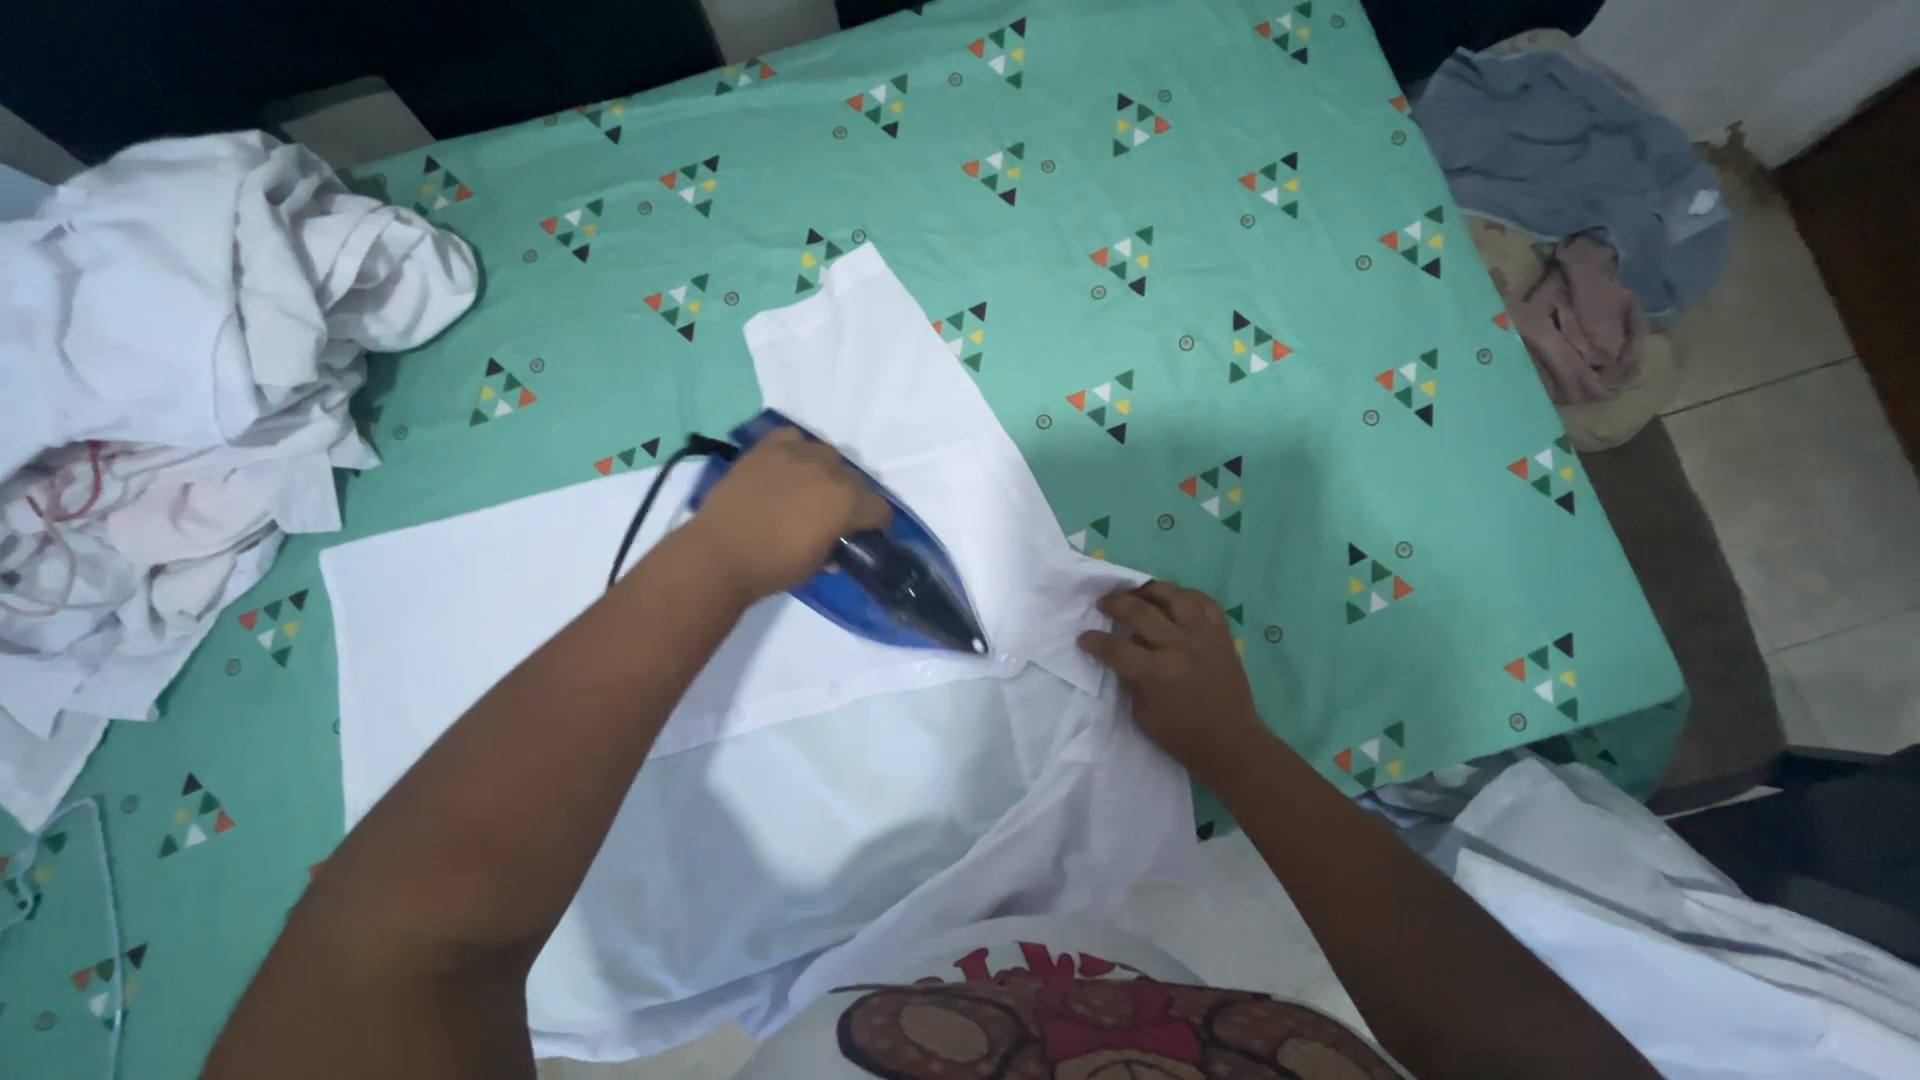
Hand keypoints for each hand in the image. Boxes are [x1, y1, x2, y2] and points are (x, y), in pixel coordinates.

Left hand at [683, 427, 890, 601]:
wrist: (719, 553)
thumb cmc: (773, 566)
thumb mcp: (815, 565)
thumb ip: (833, 547)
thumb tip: (834, 543)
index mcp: (847, 501)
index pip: (878, 507)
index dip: (873, 523)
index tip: (862, 533)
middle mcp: (828, 470)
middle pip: (854, 479)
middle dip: (849, 497)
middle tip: (831, 515)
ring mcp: (796, 454)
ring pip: (826, 454)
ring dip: (824, 471)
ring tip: (807, 489)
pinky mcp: (766, 448)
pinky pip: (792, 438)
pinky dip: (794, 450)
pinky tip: (785, 468)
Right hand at [1077, 581, 1271, 781]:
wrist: (1232, 743)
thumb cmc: (1183, 736)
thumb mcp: (1143, 714)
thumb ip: (1131, 680)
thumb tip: (1124, 654)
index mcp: (1157, 672)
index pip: (1116, 648)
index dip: (1094, 641)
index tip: (1083, 638)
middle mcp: (1180, 647)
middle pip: (1141, 611)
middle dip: (1116, 604)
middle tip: (1104, 604)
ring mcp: (1204, 637)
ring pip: (1176, 596)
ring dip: (1152, 590)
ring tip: (1139, 593)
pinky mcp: (1223, 636)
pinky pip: (1206, 603)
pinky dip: (1188, 596)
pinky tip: (1175, 599)